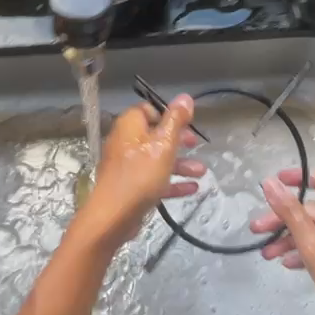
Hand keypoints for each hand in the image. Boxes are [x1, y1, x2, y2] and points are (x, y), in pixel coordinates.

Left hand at [73, 96, 205, 249]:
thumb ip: (176, 120)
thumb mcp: (164, 144)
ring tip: (202, 171)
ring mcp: (127, 166)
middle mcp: (126, 142)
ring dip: (180, 164)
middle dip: (179, 141)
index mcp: (130, 125)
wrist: (113, 217)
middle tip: (196, 144)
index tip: (188, 123)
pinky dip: (172, 181)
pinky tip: (192, 188)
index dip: (169, 114)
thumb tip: (185, 96)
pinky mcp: (131, 187)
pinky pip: (154, 179)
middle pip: (155, 135)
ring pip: (157, 159)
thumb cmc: (140, 175)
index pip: (149, 109)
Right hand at [253, 169, 314, 314]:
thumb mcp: (312, 244)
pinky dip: (308, 251)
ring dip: (292, 239)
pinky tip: (290, 264)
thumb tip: (270, 183)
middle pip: (313, 211)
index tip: (275, 183)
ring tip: (268, 254)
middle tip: (258, 231)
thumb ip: (290, 212)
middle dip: (284, 220)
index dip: (297, 178)